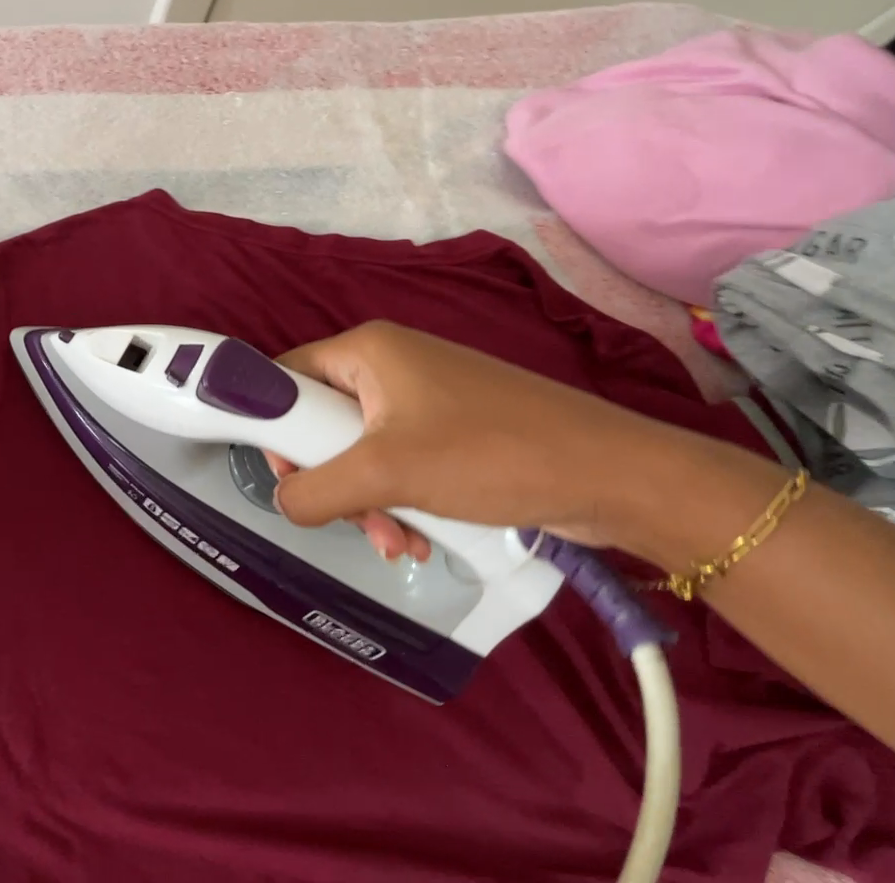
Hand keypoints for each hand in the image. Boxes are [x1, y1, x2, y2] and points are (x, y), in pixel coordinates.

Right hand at [264, 321, 778, 568]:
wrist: (620, 478)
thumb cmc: (491, 456)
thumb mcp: (385, 473)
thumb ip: (313, 489)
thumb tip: (282, 503)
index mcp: (366, 352)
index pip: (284, 378)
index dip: (274, 427)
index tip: (288, 475)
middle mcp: (389, 366)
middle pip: (319, 423)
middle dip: (329, 481)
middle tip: (348, 518)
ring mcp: (423, 399)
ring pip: (358, 452)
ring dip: (366, 503)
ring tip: (395, 543)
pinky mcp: (451, 430)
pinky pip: (395, 464)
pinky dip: (397, 501)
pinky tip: (418, 539)